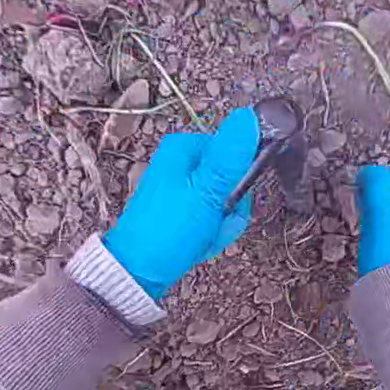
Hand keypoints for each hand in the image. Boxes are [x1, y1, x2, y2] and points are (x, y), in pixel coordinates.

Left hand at [104, 107, 259, 298]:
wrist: (139, 272)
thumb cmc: (169, 230)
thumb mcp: (207, 191)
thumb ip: (231, 156)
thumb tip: (250, 117)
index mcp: (184, 148)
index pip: (237, 152)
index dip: (241, 180)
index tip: (231, 199)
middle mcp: (182, 163)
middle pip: (234, 179)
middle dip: (232, 207)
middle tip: (216, 221)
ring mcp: (183, 188)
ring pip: (227, 201)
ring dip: (224, 224)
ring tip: (206, 235)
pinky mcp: (183, 209)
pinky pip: (214, 217)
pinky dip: (213, 232)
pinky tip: (201, 242)